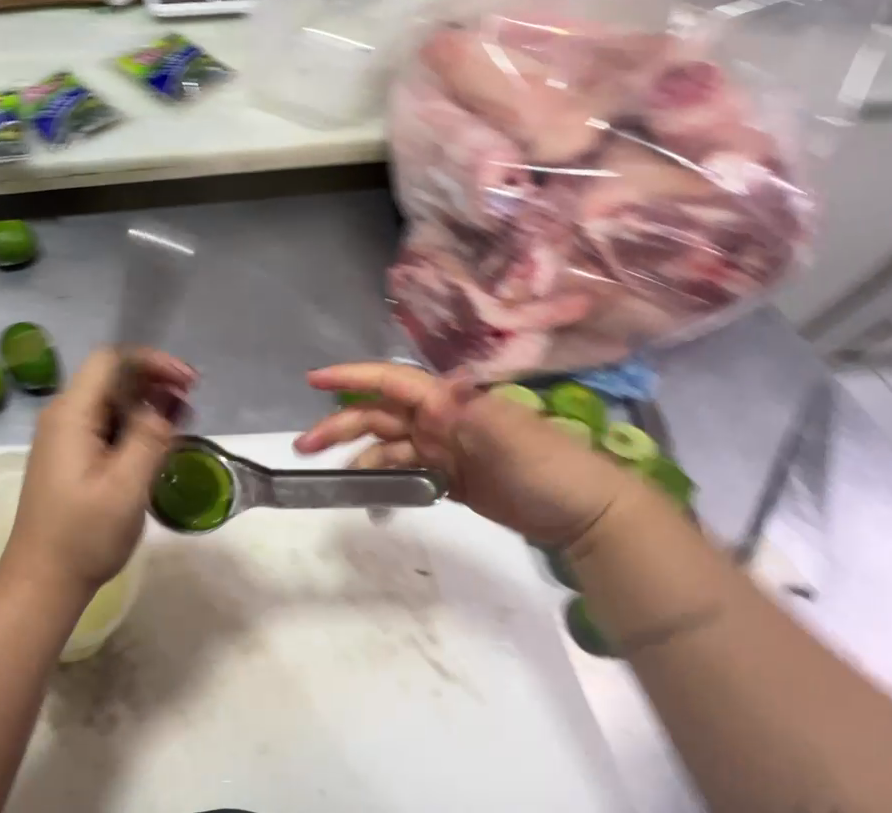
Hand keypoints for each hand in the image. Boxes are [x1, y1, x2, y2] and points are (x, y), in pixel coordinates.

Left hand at [1, 347, 197, 593]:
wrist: (41, 580)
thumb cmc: (83, 536)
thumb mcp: (126, 487)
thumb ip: (149, 436)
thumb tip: (169, 398)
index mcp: (71, 414)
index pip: (110, 360)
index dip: (151, 361)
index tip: (187, 383)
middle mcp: (62, 416)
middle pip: (110, 377)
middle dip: (152, 381)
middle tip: (191, 404)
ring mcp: (62, 437)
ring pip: (108, 401)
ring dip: (145, 404)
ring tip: (181, 424)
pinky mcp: (68, 456)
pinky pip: (103, 425)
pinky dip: (132, 425)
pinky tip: (155, 444)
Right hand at [294, 362, 632, 547]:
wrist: (587, 514)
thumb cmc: (550, 468)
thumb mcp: (513, 439)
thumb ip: (472, 414)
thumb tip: (439, 391)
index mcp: (449, 404)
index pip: (391, 382)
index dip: (352, 378)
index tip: (314, 381)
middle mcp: (441, 421)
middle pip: (379, 415)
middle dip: (340, 424)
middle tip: (304, 445)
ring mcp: (445, 450)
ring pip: (387, 445)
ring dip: (357, 454)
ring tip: (330, 474)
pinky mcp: (450, 479)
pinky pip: (405, 472)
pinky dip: (384, 478)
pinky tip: (367, 491)